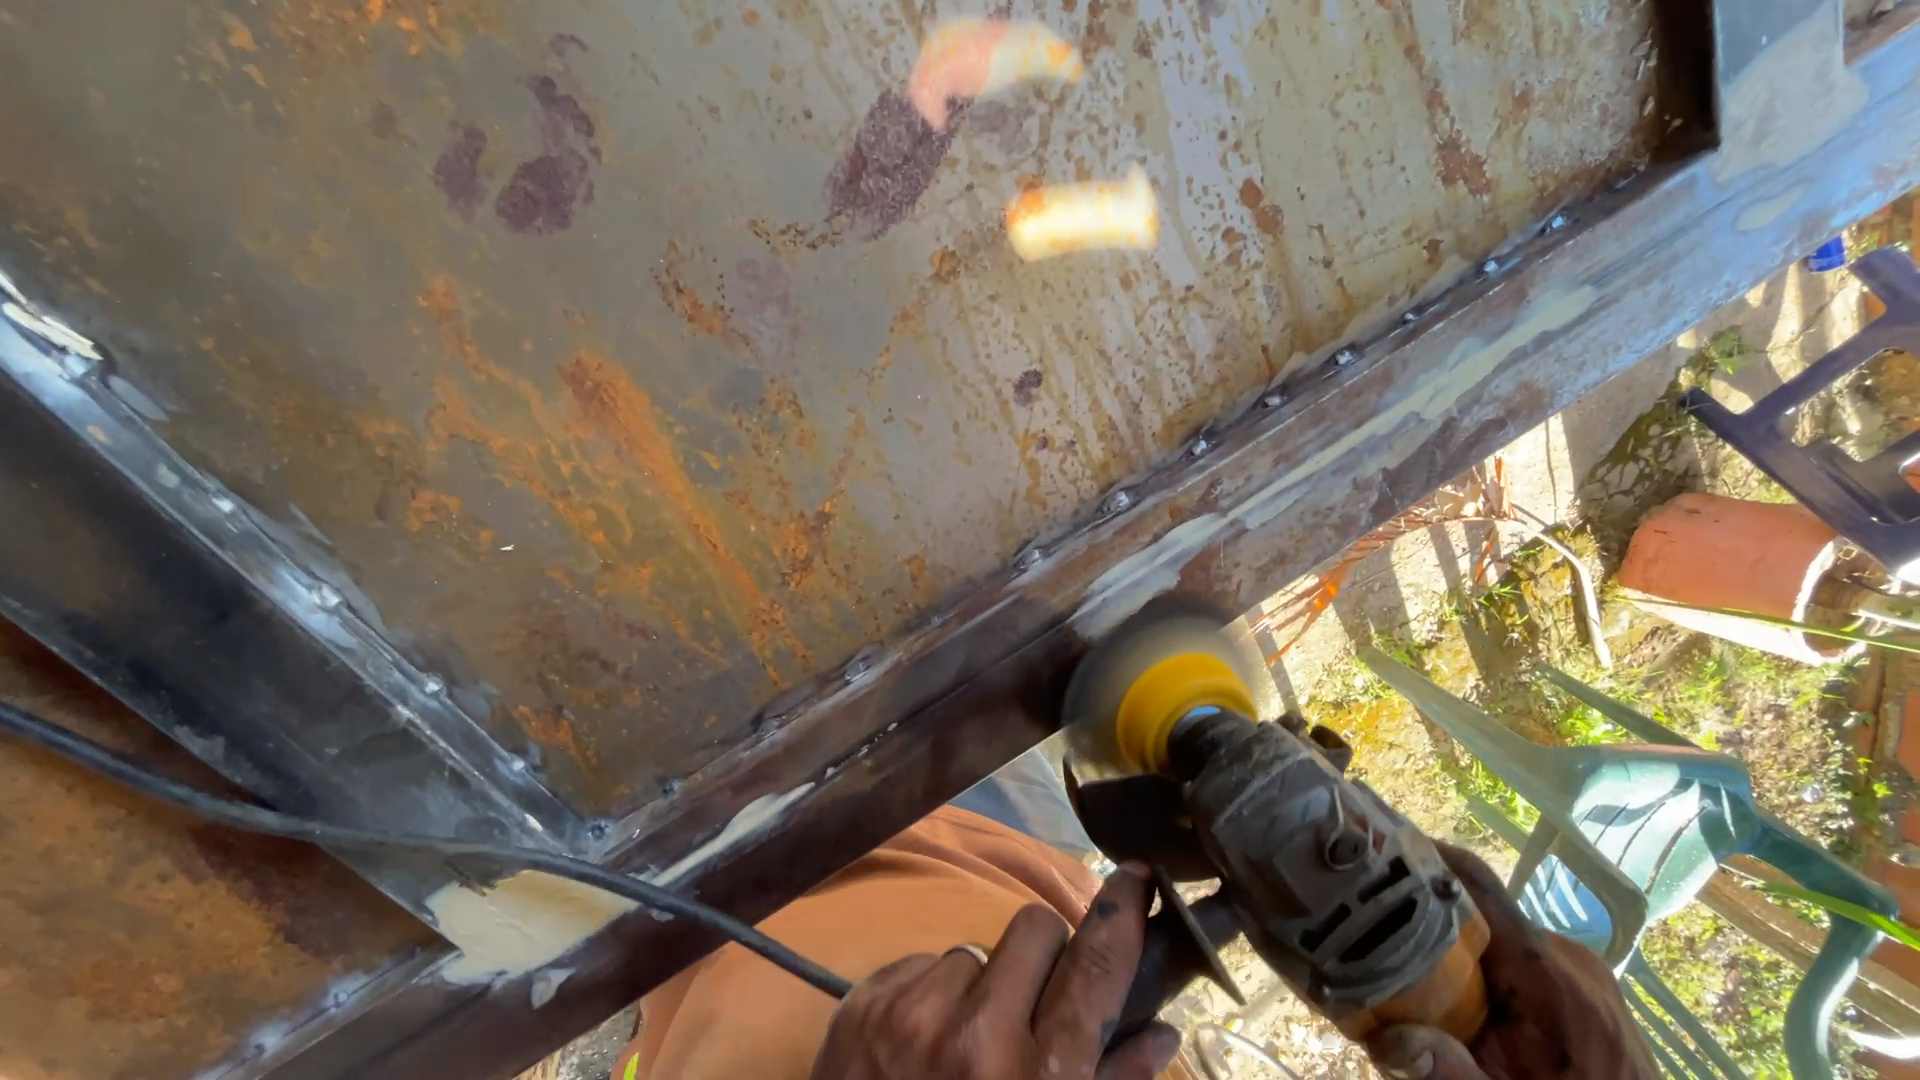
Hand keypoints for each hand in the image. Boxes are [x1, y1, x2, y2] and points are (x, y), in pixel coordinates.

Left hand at [808, 862, 1182, 1078]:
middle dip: (1042, 952)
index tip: (1136, 875)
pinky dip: (930, 996)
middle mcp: (975, 1035)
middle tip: (1031, 998)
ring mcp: (913, 1012)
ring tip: (962, 1041)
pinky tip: (918, 1044)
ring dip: (978, 984)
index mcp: (1038, 1077)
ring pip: (974, 949)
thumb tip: (1162, 1031)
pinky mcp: (868, 1000)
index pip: (1094, 967)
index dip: (1122, 911)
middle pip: (1035, 926)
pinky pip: (922, 964)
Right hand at [1365, 845, 1659, 1079]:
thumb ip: (1451, 1075)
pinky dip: (1458, 965)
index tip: (1362, 846)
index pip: (1474, 883)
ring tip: (1376, 957)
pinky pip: (1499, 955)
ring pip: (1479, 933)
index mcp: (1554, 974)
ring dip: (1431, 944)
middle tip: (1348, 920)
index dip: (1415, 856)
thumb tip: (1381, 1037)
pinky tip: (1427, 991)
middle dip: (1407, 914)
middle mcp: (1563, 954)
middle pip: (1465, 911)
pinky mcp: (1569, 983)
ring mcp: (1569, 966)